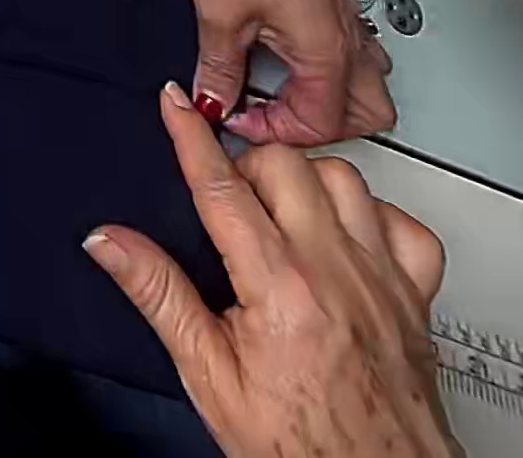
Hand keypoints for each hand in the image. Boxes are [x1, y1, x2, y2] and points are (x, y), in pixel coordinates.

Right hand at [86, 83, 459, 457]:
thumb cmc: (297, 446)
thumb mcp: (206, 373)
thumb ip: (155, 293)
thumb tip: (105, 239)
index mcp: (280, 287)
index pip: (223, 187)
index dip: (190, 135)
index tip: (174, 99)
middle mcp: (336, 272)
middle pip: (286, 165)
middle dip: (244, 163)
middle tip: (223, 194)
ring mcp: (385, 282)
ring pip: (344, 178)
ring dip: (301, 179)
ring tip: (274, 207)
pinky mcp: (417, 299)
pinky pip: (403, 223)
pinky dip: (368, 213)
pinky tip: (339, 233)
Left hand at [187, 0, 395, 144]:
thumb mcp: (218, 17)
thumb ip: (219, 67)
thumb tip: (215, 99)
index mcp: (324, 53)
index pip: (320, 124)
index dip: (272, 130)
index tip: (232, 113)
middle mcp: (345, 41)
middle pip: (363, 115)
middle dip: (313, 126)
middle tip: (260, 113)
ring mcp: (342, 19)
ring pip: (360, 85)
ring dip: (319, 99)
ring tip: (266, 88)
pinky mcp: (327, 1)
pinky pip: (341, 53)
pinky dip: (314, 70)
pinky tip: (274, 55)